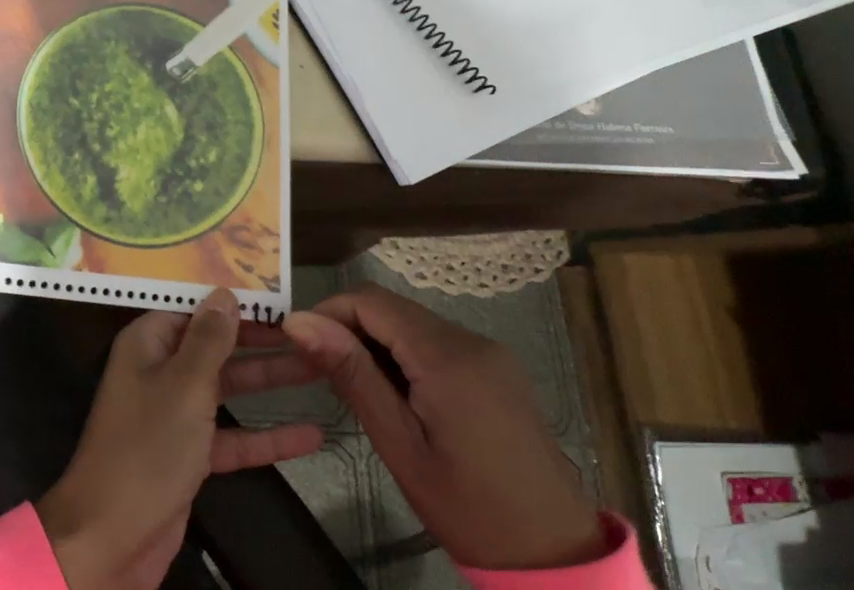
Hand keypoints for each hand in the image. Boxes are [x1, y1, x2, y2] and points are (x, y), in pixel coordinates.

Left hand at [36, 289, 324, 589]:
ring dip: (268, 383)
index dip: (229, 303)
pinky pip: (230, 437)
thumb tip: (224, 294)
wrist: (112, 534)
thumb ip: (207, 341)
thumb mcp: (183, 385)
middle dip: (259, 341)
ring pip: (226, 390)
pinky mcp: (186, 456)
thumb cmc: (148, 446)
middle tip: (310, 334)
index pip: (191, 309)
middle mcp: (156, 372)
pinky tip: (310, 436)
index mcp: (145, 345)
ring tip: (321, 370)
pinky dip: (264, 437)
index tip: (274, 296)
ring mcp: (172, 416)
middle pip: (213, 348)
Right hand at [281, 286, 604, 570]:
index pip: (370, 300)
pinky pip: (436, 342)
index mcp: (448, 358)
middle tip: (324, 375)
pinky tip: (398, 397)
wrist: (555, 553)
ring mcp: (490, 353)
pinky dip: (405, 356)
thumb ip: (351, 373)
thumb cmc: (467, 506)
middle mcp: (472, 341)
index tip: (302, 348)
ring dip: (376, 344)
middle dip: (349, 329)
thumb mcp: (398, 443)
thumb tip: (298, 321)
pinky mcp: (497, 369)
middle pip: (391, 308)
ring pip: (412, 323)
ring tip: (358, 391)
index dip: (328, 313)